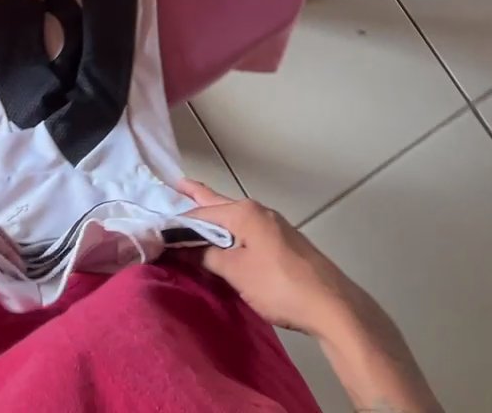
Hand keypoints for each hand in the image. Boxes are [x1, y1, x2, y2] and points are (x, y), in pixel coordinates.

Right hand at [180, 179, 365, 338]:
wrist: (333, 306)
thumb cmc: (279, 285)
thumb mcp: (236, 272)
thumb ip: (207, 257)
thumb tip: (185, 250)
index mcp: (243, 212)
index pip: (201, 211)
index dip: (178, 221)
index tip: (158, 226)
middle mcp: (258, 211)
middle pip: (219, 203)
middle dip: (198, 196)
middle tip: (176, 185)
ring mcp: (274, 226)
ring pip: (235, 217)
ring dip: (215, 217)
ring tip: (196, 215)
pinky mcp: (284, 243)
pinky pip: (248, 229)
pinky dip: (231, 230)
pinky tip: (226, 240)